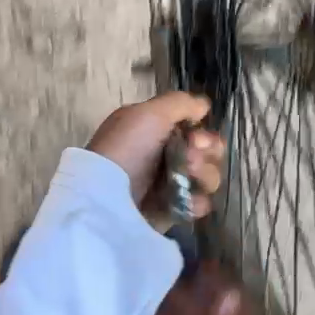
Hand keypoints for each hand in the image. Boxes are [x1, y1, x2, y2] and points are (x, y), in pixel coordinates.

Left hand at [85, 93, 225, 229]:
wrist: (106, 194)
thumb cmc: (126, 148)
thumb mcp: (148, 113)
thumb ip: (180, 103)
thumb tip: (203, 106)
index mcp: (156, 131)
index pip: (196, 130)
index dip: (204, 134)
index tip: (195, 138)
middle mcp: (164, 155)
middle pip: (208, 154)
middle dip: (207, 154)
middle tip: (191, 159)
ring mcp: (167, 184)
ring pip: (207, 178)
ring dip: (204, 176)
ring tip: (187, 177)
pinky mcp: (169, 210)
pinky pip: (196, 204)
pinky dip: (196, 203)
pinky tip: (187, 202)